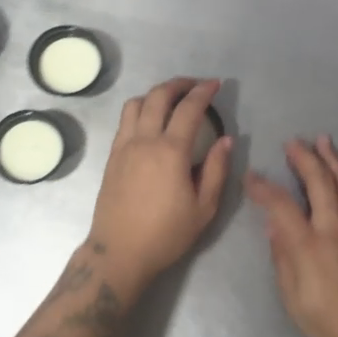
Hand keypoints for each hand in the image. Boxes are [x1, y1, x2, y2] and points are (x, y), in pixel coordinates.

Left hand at [88, 78, 232, 288]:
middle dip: (179, 84)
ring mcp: (124, 147)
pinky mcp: (112, 157)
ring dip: (155, 94)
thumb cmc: (166, 234)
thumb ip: (216, 170)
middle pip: (158, 96)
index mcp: (171, 152)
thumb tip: (225, 139)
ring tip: (172, 99)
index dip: (204, 92)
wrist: (120, 252)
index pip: (188, 109)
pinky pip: (124, 121)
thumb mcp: (203, 208)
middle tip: (196, 85)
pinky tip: (151, 121)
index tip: (217, 84)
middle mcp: (144, 141)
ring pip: (136, 103)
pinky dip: (140, 110)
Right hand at [244, 135, 337, 336]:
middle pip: (318, 182)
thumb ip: (282, 260)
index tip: (250, 176)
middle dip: (304, 158)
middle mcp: (332, 228)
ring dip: (332, 159)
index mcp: (307, 246)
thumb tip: (273, 227)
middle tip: (292, 142)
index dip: (263, 187)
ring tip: (322, 140)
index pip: (280, 205)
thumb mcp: (294, 300)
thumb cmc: (332, 323)